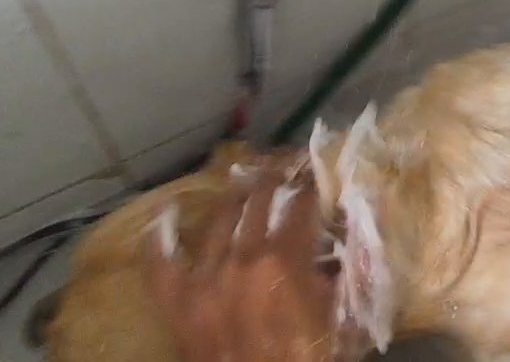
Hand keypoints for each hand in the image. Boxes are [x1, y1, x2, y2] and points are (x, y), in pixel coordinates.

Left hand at [146, 161, 336, 361]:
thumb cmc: (307, 359)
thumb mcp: (339, 314)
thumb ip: (344, 269)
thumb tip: (348, 229)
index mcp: (286, 259)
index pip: (302, 202)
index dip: (312, 182)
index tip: (318, 169)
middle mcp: (243, 258)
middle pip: (260, 199)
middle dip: (276, 178)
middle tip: (286, 166)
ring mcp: (205, 279)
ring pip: (220, 218)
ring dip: (236, 197)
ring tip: (247, 185)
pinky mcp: (178, 305)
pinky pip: (161, 264)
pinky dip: (161, 236)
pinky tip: (166, 211)